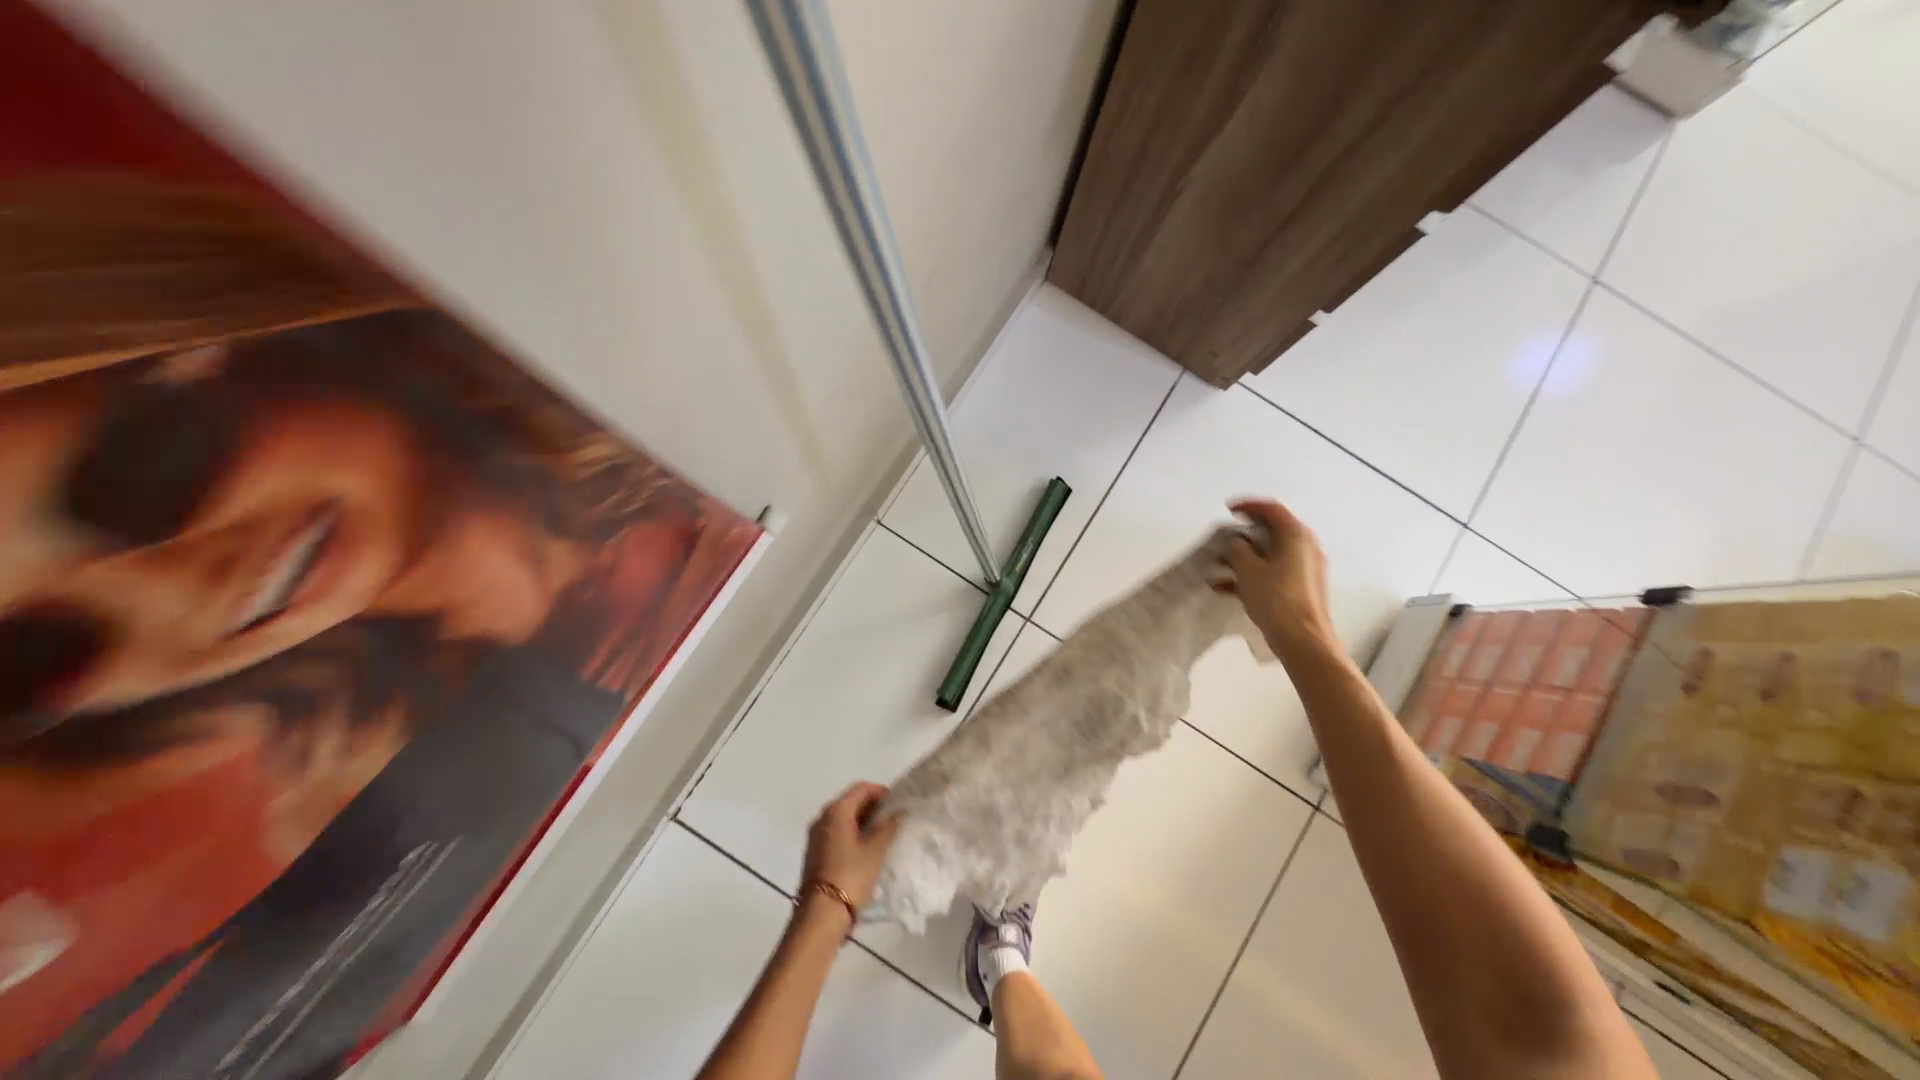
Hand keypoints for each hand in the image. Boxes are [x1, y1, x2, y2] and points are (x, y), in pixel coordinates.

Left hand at [801, 782, 900, 914]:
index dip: (881, 792)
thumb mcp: (875, 850)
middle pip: (850, 801)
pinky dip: (852, 834)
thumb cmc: (850, 875)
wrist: (821, 914)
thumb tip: (897, 812)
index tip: (898, 803)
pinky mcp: (814, 853)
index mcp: (836, 811)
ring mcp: (815, 836)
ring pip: (842, 819)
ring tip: (883, 835)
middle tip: (893, 820)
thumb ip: (887, 827)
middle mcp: (822, 818)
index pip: (861, 788)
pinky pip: (836, 833)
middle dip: (872, 807)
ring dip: (862, 822)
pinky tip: (866, 849)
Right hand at [1225, 499, 1336, 660]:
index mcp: (1296, 535)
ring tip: (1219, 566)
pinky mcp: (1301, 587)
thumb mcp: (1247, 570)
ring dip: (1244, 557)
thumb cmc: (1276, 599)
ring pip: (1271, 553)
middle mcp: (1305, 546)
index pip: (1271, 509)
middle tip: (1223, 539)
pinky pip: (1274, 572)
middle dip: (1244, 534)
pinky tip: (1226, 588)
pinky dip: (1252, 574)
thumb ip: (1237, 548)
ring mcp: (1305, 568)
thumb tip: (1235, 541)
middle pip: (1272, 531)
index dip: (1248, 506)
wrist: (1303, 640)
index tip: (1228, 510)